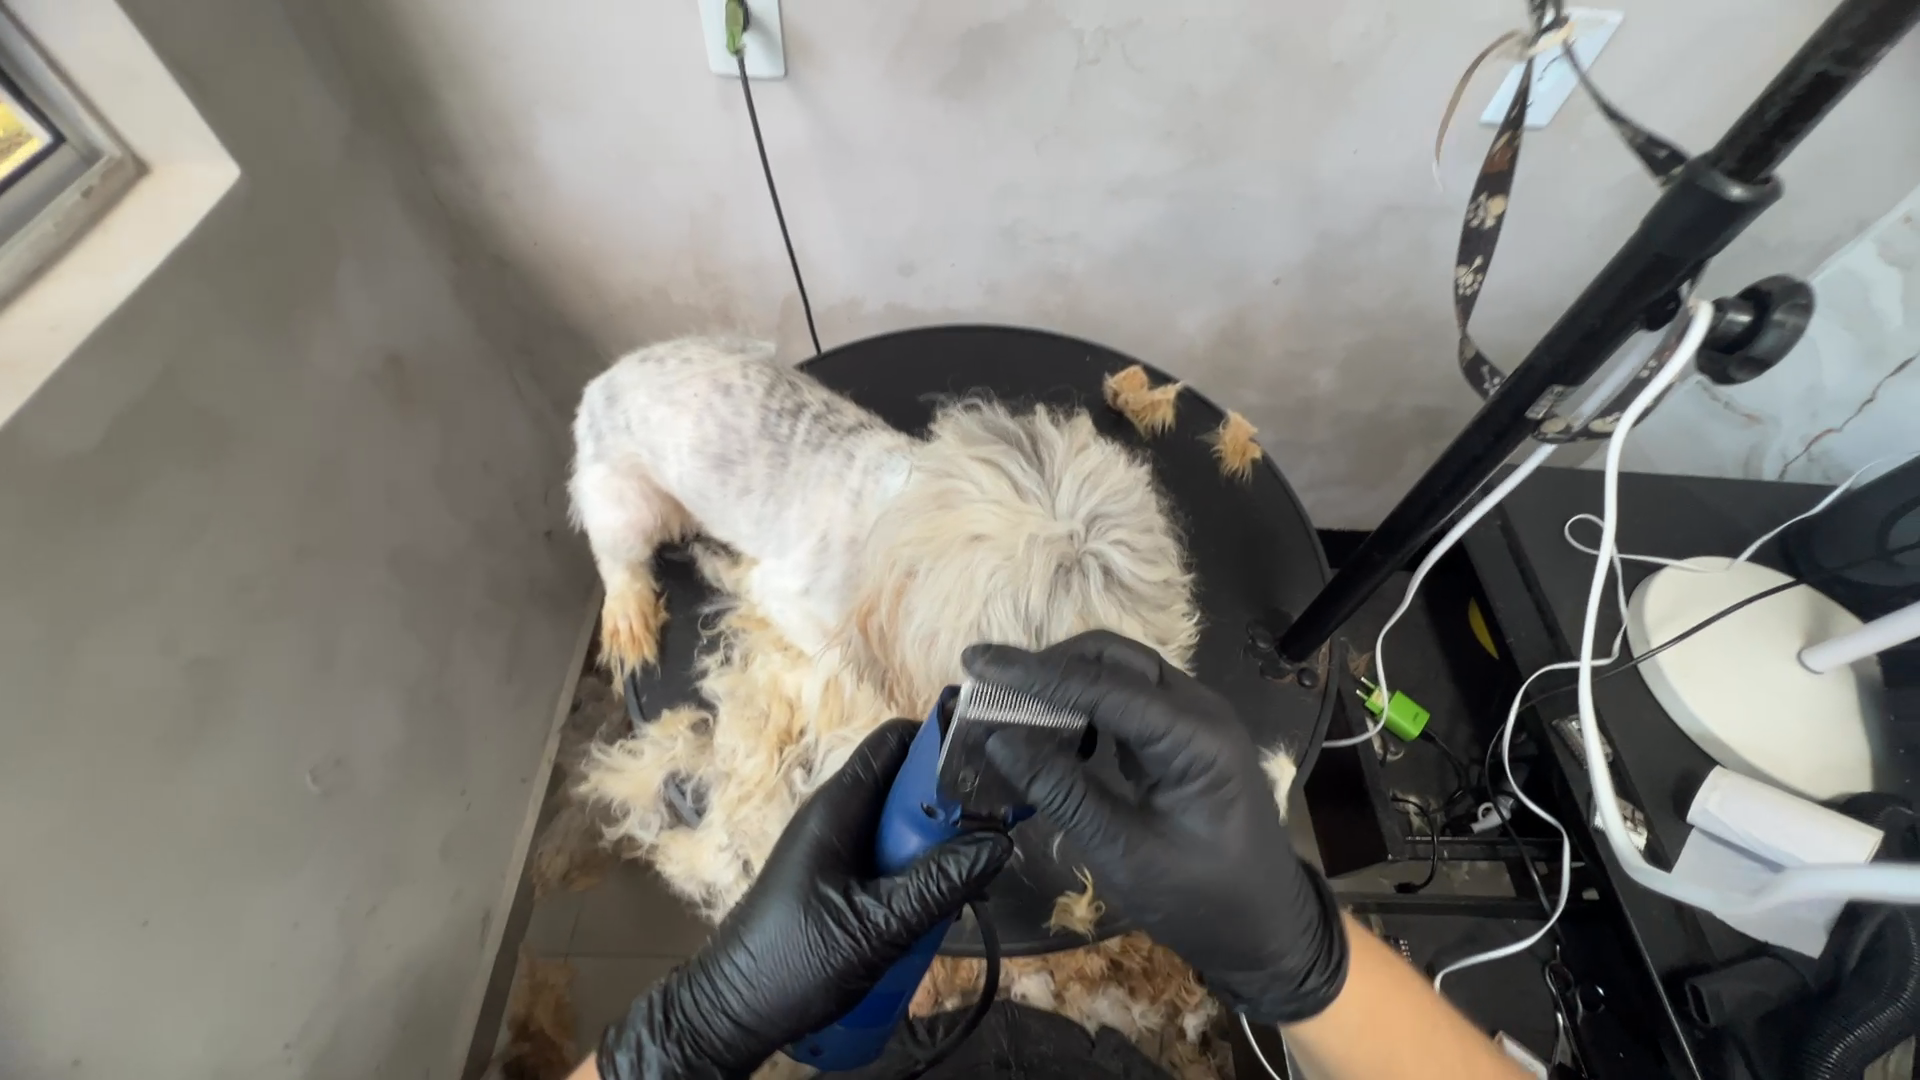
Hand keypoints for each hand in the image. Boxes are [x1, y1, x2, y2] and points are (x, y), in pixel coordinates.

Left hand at [594, 719, 1013, 1079]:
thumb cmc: (796, 960)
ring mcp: (835, 842)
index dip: (940, 741)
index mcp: (840, 803)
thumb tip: (1000, 841)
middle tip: (990, 830)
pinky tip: (941, 901)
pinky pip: (886, 852)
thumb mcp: (877, 925)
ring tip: (974, 872)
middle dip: (947, 802)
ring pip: (898, 821)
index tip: (987, 765)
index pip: (895, 740)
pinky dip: (916, 866)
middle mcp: (838, 810)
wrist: (731, 1012)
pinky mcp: (836, 873)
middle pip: (903, 781)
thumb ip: (939, 883)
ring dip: (935, 841)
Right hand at [966, 631, 1347, 1024]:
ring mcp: (1194, 716)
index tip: (979, 662)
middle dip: (1049, 666)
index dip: (1036, 673)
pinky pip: (1126, 696)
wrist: (1270, 931)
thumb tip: (999, 737)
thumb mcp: (1124, 855)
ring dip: (1064, 679)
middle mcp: (1199, 709)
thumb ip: (1061, 790)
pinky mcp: (1182, 731)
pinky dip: (1083, 701)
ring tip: (1011, 702)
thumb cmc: (1203, 902)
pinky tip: (1052, 724)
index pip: (1103, 685)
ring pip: (1119, 670)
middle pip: (1114, 658)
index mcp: (1195, 738)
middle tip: (992, 686)